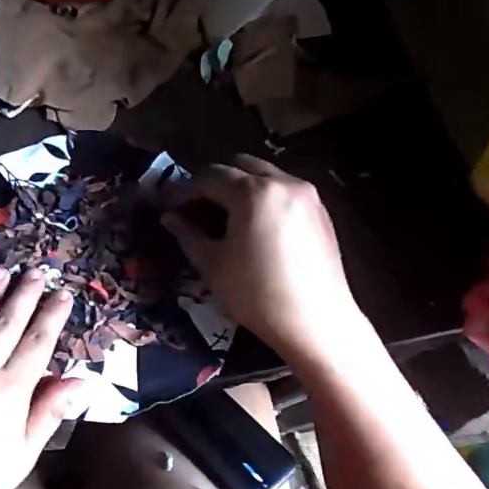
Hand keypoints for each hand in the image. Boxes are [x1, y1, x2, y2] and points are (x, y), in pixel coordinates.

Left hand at [0, 267, 87, 488]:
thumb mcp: (22, 456)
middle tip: (37, 270)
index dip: (53, 316)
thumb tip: (81, 383)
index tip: (63, 295)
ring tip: (2, 271)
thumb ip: (49, 413)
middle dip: (25, 293)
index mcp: (9, 392)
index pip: (38, 342)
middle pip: (7, 322)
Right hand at [163, 155, 366, 364]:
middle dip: (213, 181)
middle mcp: (283, 182)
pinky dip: (264, 198)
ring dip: (240, 187)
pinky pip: (285, 191)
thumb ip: (188, 235)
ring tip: (224, 216)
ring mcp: (307, 195)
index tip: (167, 204)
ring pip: (265, 175)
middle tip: (195, 207)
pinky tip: (255, 226)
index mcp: (252, 192)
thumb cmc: (256, 296)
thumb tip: (170, 217)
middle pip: (239, 165)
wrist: (317, 322)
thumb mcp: (213, 266)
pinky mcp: (321, 211)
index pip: (209, 177)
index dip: (184, 189)